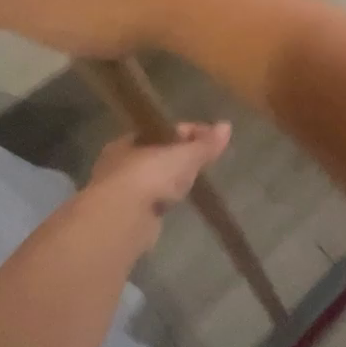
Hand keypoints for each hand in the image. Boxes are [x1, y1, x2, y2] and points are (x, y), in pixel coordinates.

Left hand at [77, 124, 231, 250]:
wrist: (121, 219)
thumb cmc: (149, 175)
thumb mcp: (184, 155)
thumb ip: (205, 144)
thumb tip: (226, 126)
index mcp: (127, 142)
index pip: (161, 130)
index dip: (188, 132)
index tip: (211, 138)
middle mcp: (119, 164)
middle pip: (156, 154)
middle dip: (180, 156)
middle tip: (204, 159)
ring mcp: (121, 192)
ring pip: (154, 179)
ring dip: (172, 179)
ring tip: (195, 182)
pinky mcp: (127, 217)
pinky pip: (153, 201)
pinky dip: (166, 199)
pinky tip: (178, 203)